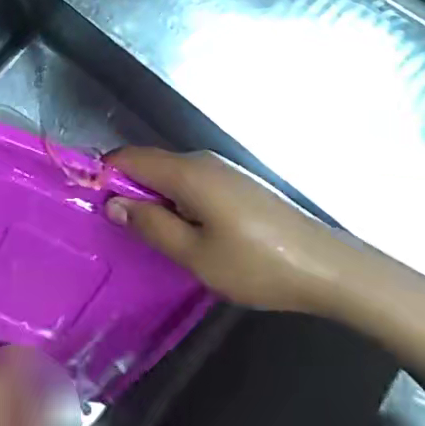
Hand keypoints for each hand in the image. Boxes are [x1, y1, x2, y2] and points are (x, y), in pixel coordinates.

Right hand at [104, 147, 362, 316]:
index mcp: (186, 172)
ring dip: (154, 195)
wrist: (330, 268)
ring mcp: (222, 169)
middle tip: (124, 227)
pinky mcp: (237, 183)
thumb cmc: (257, 264)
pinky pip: (191, 180)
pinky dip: (177, 198)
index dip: (105, 174)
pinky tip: (189, 229)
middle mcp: (201, 160)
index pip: (129, 157)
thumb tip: (113, 203)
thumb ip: (151, 225)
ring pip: (171, 173)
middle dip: (128, 187)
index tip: (94, 203)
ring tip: (155, 233)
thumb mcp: (195, 255)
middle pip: (149, 162)